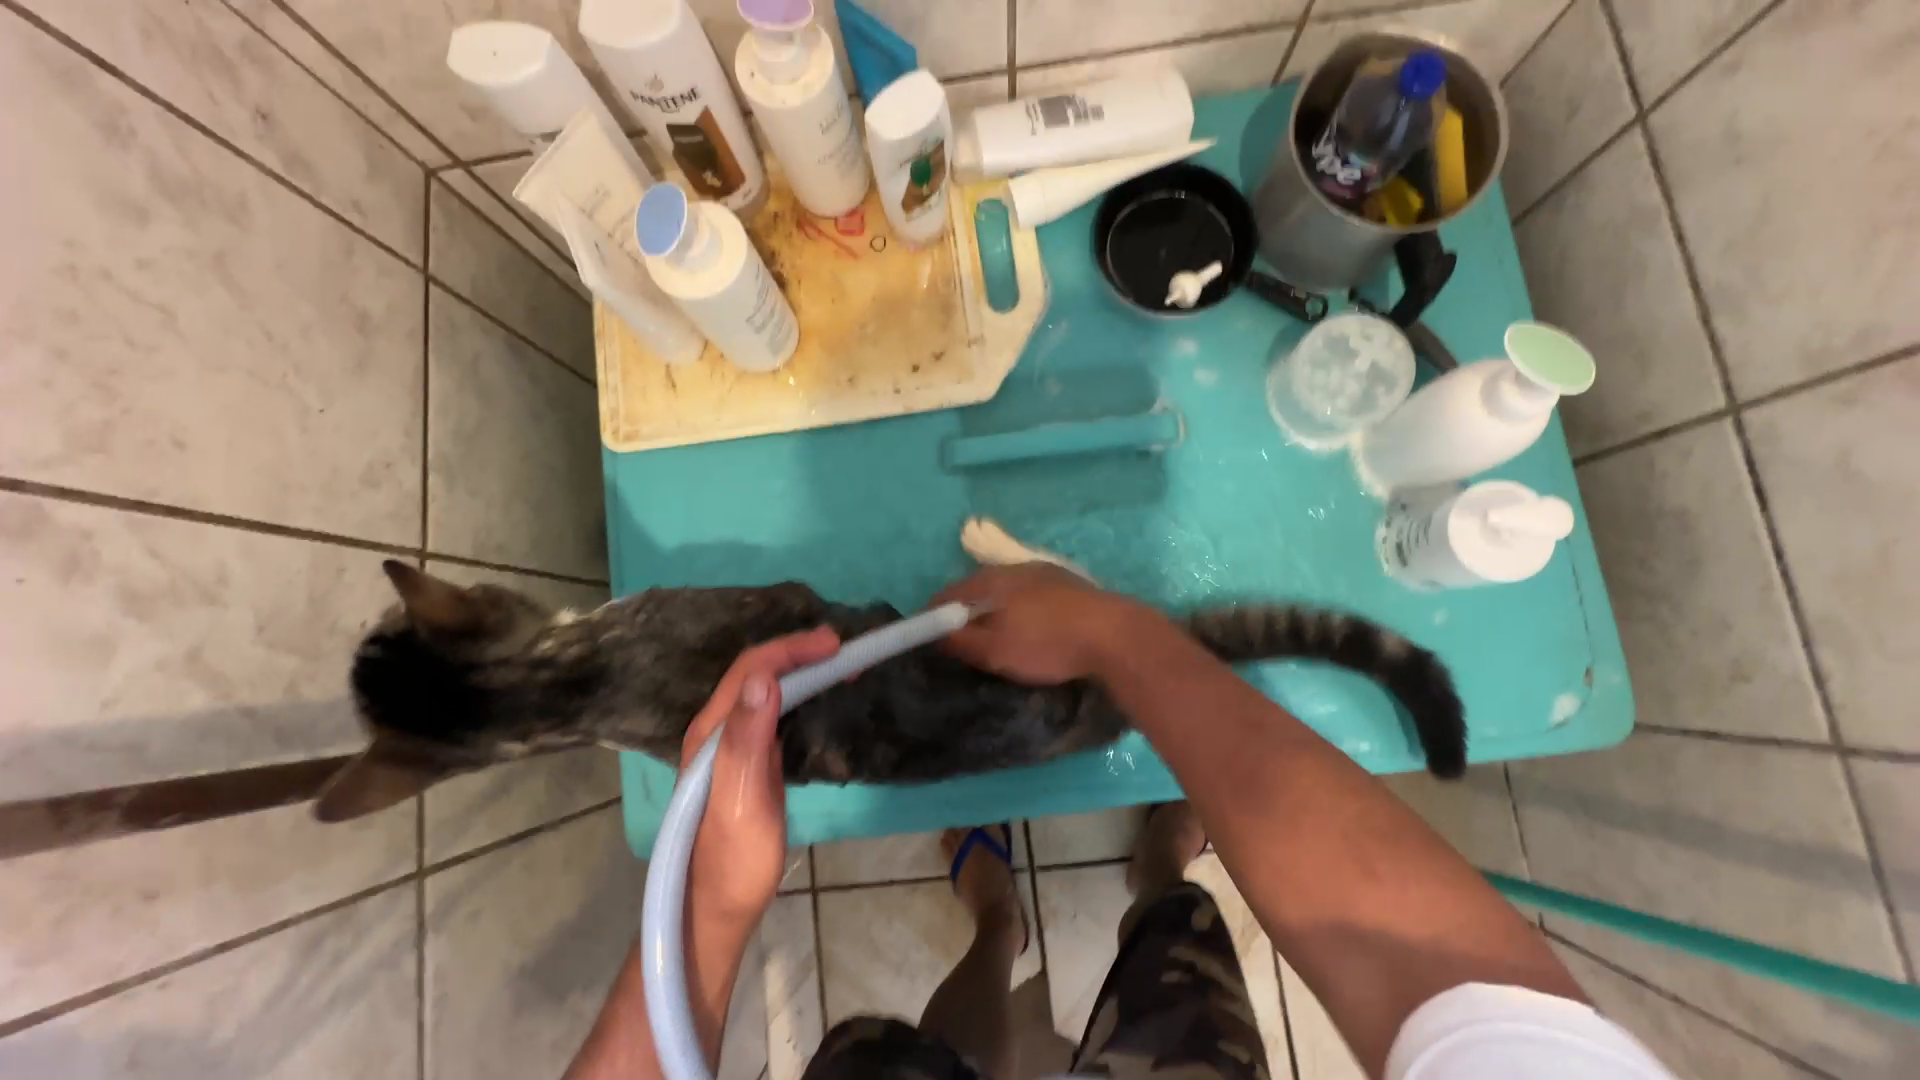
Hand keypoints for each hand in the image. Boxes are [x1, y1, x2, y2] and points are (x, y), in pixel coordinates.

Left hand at [680, 627, 839, 931]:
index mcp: (711, 733)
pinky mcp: (749, 761)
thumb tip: (763, 678)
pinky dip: (802, 696)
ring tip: (842, 668)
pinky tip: (822, 699)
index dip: (791, 650)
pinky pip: (774, 713)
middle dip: (800, 653)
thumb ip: (745, 740)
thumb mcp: (741, 801)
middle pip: (757, 673)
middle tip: (847, 653)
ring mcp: (733, 745)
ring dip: (802, 671)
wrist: (718, 910)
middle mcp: (718, 730)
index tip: (836, 646)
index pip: (750, 670)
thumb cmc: (732, 862)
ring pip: (766, 690)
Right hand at [933, 563, 1144, 683]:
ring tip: (997, 640)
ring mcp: (1044, 572)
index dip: (933, 617)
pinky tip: (1033, 631)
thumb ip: (959, 642)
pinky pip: (1030, 596)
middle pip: (976, 590)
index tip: (929, 642)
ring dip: (994, 612)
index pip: (946, 594)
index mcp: (989, 580)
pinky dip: (1020, 612)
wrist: (1114, 635)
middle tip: (962, 646)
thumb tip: (933, 635)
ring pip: (1005, 592)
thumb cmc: (1047, 643)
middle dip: (964, 615)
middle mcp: (1013, 568)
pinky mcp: (1068, 584)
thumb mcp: (995, 651)